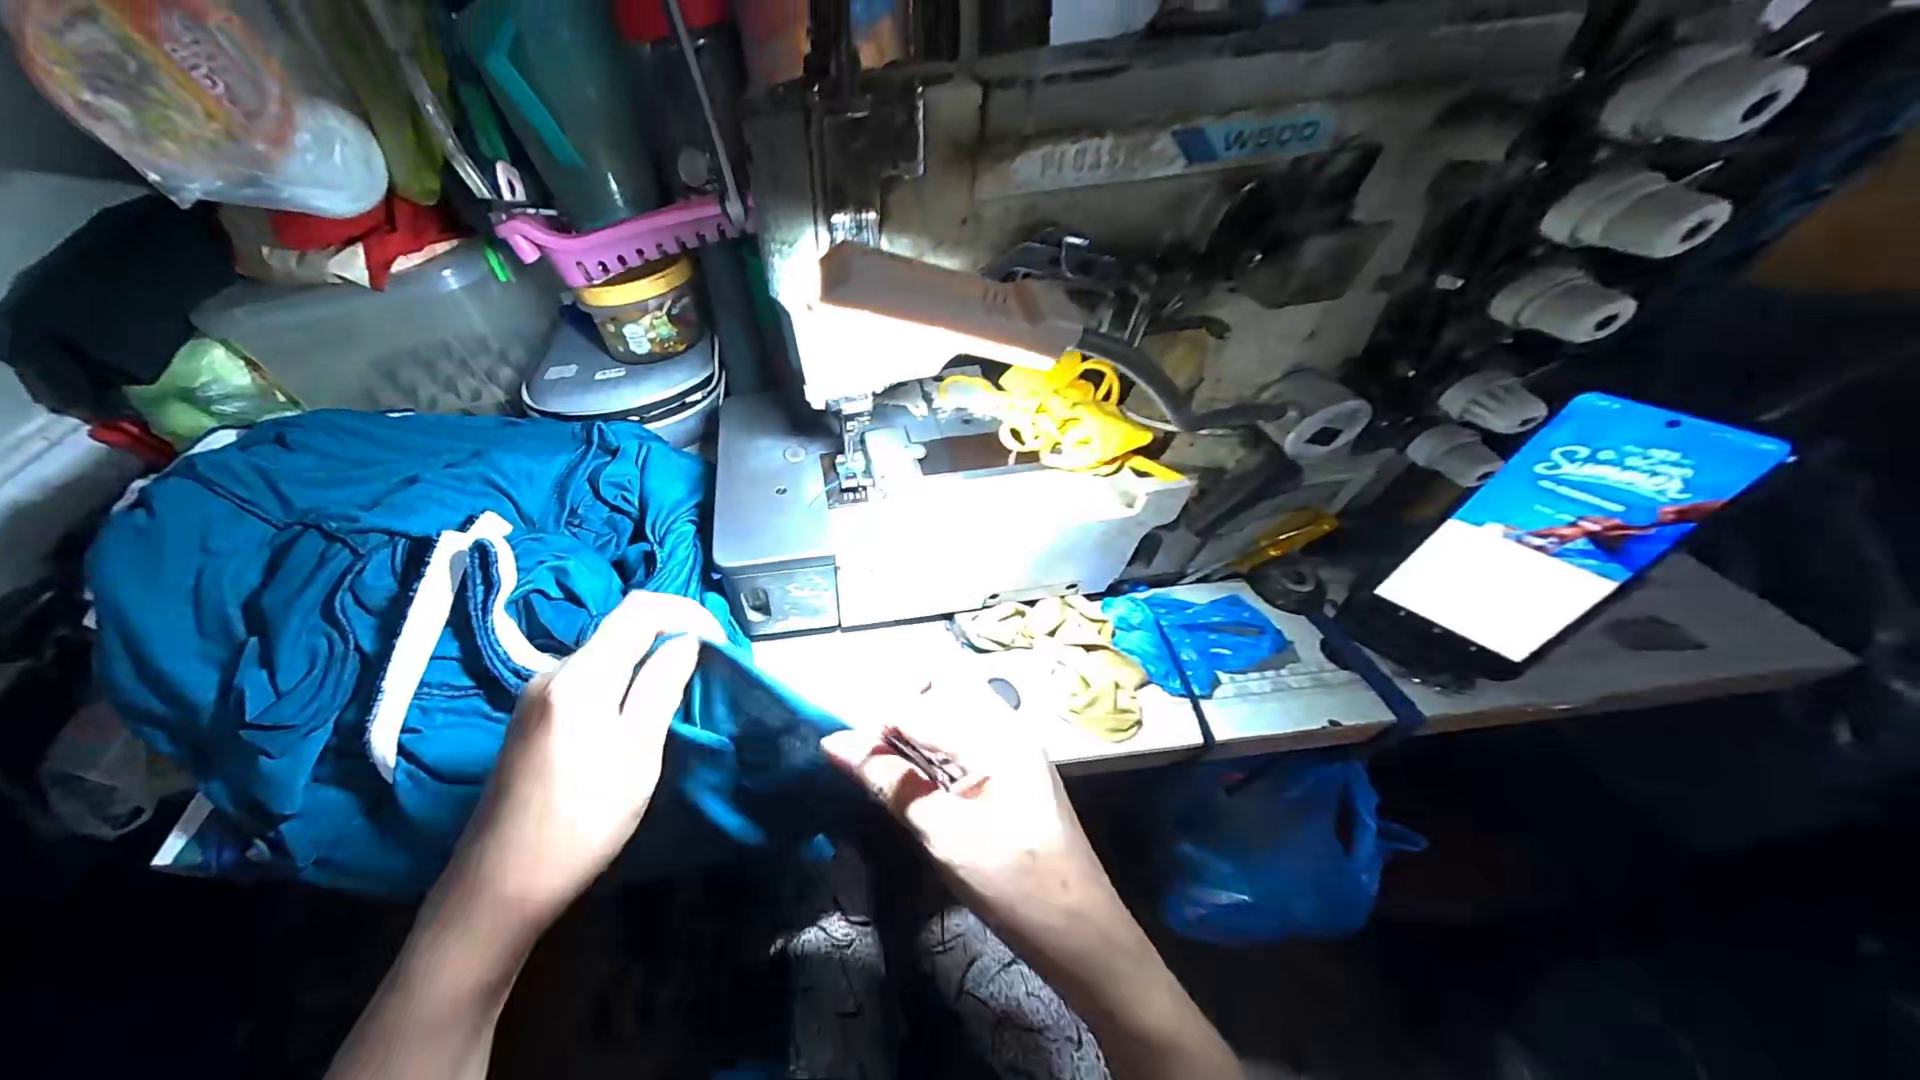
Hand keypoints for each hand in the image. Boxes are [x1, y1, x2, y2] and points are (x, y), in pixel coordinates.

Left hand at [444, 591, 722, 926]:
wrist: (500, 885)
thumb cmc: (582, 821)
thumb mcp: (638, 752)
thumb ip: (661, 686)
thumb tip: (686, 640)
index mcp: (578, 677)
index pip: (638, 610)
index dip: (686, 612)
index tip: (718, 639)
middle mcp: (551, 673)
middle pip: (619, 628)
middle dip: (669, 634)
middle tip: (706, 666)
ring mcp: (536, 695)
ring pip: (605, 654)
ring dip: (647, 658)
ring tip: (679, 688)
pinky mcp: (532, 718)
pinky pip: (588, 678)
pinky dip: (623, 679)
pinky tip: (637, 710)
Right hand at [822, 676, 1246, 1079]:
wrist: (1082, 932)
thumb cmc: (1014, 885)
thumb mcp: (942, 834)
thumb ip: (890, 782)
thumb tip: (834, 744)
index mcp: (993, 734)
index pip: (915, 705)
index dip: (872, 727)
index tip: (839, 756)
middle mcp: (1005, 727)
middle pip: (934, 700)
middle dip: (892, 724)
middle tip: (863, 763)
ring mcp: (1012, 748)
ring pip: (946, 721)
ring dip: (910, 740)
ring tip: (883, 773)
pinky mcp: (1012, 771)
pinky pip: (962, 744)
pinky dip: (932, 757)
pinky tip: (916, 783)